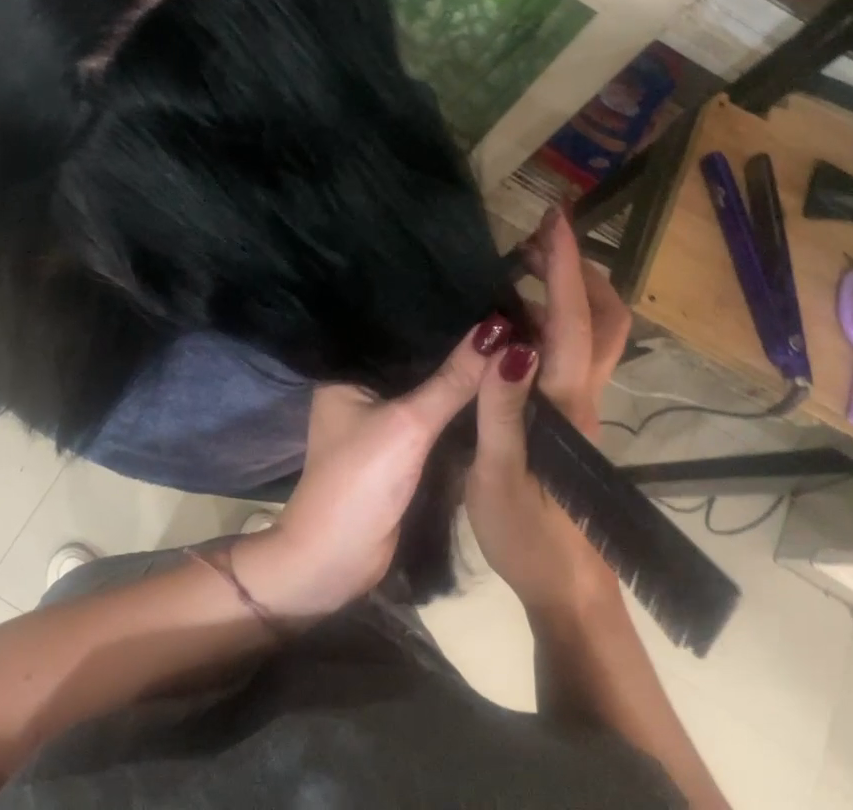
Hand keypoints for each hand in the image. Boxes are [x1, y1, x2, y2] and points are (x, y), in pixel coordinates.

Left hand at [233, 332, 490, 620]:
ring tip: (517, 342)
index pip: (400, 328)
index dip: (444, 313)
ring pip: (430, 389)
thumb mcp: (409, 424)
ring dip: (464, 377)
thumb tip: (499, 328)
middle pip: (418, 359)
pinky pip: (435, 418)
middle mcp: (362, 390)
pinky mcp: (400, 450)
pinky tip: (498, 388)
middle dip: (461, 346)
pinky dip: (460, 407)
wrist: (335, 559)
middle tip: (518, 318)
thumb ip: (453, 380)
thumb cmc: (360, 481)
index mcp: (348, 372)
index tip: (495, 294)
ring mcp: (381, 421)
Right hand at [469, 206, 630, 608]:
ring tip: (520, 275)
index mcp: (562, 401)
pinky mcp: (571, 423)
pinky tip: (516, 333)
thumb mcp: (497, 474)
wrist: (565, 586)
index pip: (568, 319)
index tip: (551, 218)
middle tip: (537, 244)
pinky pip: (572, 356)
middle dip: (580, 271)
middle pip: (604, 319)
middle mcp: (580, 395)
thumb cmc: (526, 533)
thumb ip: (502, 408)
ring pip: (592, 336)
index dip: (561, 265)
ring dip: (570, 294)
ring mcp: (580, 409)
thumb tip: (508, 341)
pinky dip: (554, 324)